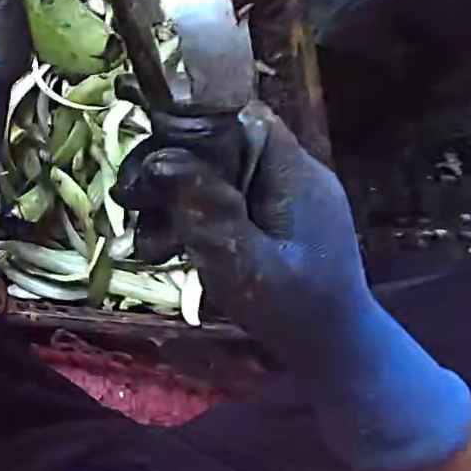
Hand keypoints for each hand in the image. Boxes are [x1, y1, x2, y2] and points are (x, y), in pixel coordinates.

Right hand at [117, 104, 470, 470]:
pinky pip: (221, 194)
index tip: (152, 143)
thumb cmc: (296, 312)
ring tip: (144, 231)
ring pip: (213, 169)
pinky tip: (164, 243)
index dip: (195, 119)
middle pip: (220, 142)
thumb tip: (161, 160)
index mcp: (293, 174)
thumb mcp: (246, 267)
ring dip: (173, 195)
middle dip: (171, 165)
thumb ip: (208, 213)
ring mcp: (279, 193)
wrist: (338, 352)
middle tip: (132, 196)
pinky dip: (189, 212)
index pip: (244, 117)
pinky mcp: (268, 212)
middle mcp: (287, 173)